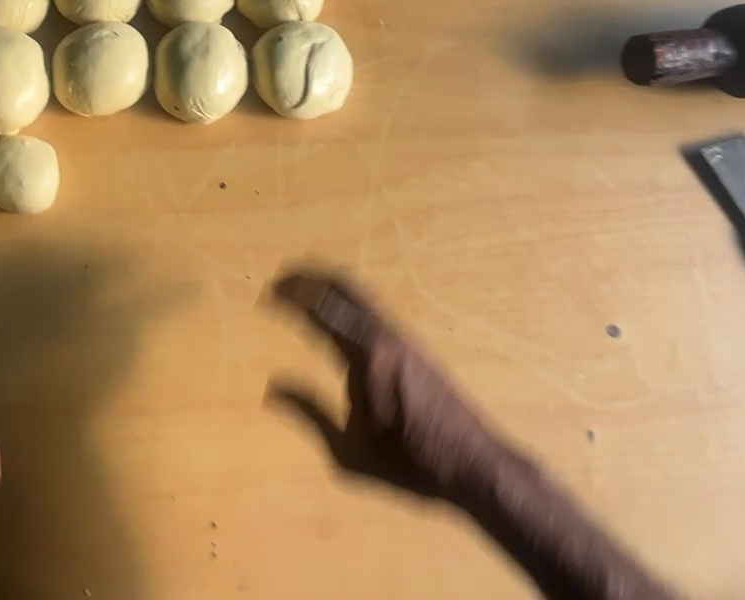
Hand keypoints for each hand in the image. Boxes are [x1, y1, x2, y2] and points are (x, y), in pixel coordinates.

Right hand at [269, 271, 681, 599]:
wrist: (476, 465)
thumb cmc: (411, 464)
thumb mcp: (350, 452)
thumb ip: (309, 414)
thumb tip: (272, 388)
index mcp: (367, 357)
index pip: (323, 310)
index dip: (292, 297)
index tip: (268, 295)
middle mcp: (386, 336)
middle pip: (344, 287)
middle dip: (309, 278)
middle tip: (281, 281)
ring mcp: (403, 338)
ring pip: (360, 294)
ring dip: (328, 286)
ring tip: (302, 293)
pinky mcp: (413, 347)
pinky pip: (372, 309)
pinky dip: (346, 301)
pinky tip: (335, 317)